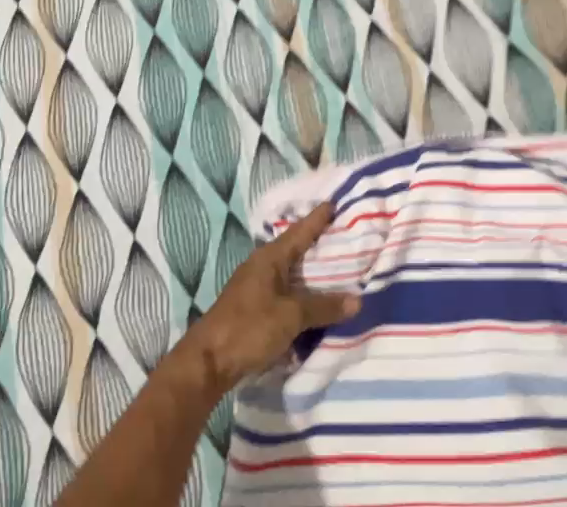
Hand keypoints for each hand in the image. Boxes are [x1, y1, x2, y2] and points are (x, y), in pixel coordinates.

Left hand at [175, 203, 360, 391]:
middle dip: (319, 245)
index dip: (317, 218)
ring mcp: (256, 289)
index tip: (334, 202)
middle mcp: (262, 267)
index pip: (299, 231)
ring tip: (339, 268)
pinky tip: (317, 301)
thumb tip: (358, 300)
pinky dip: (302, 294)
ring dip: (311, 274)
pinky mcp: (255, 309)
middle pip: (296, 250)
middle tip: (346, 235)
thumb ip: (324, 306)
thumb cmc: (249, 328)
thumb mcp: (291, 316)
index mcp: (269, 258)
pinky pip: (286, 294)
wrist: (208, 363)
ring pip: (291, 274)